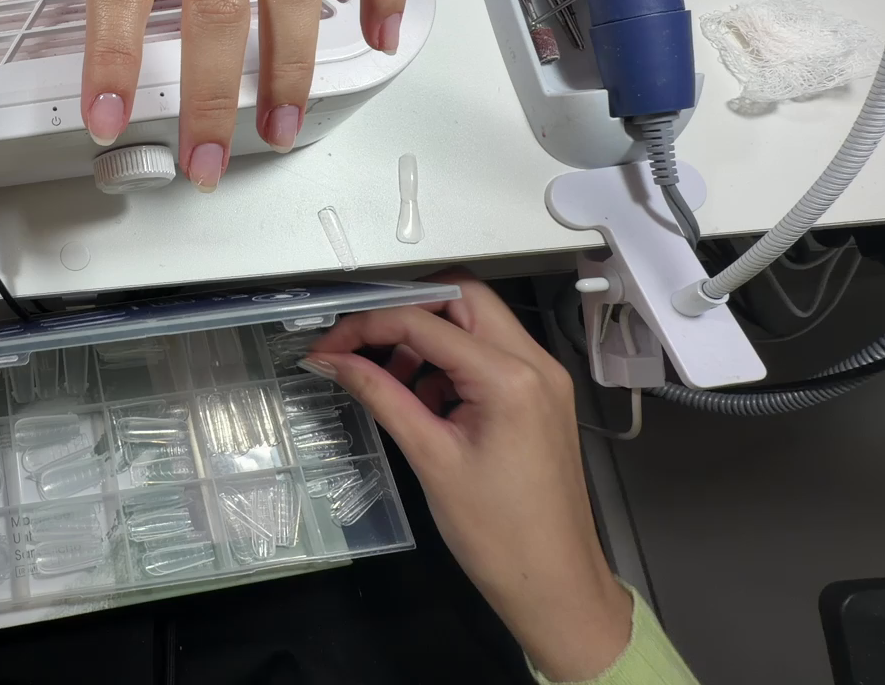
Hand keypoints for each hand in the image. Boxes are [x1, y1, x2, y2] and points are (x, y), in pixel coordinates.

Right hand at [300, 273, 633, 680]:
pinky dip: (443, 358)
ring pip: (471, 318)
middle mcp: (534, 363)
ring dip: (422, 333)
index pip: (423, 320)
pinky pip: (482, 350)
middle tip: (359, 338)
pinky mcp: (535, 394)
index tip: (329, 346)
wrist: (556, 588)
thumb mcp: (427, 455)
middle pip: (459, 295)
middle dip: (402, 307)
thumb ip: (377, 392)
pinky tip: (417, 395)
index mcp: (510, 378)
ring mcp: (540, 377)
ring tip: (385, 373)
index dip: (365, 326)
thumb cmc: (497, 532)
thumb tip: (330, 359)